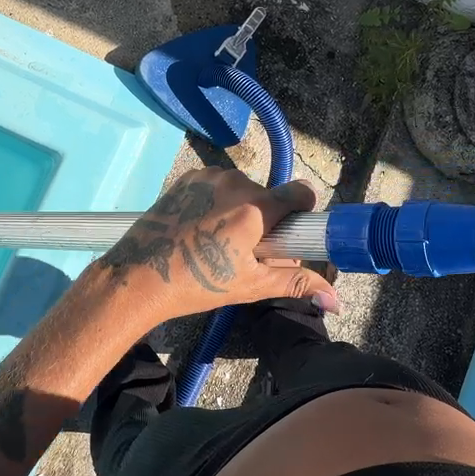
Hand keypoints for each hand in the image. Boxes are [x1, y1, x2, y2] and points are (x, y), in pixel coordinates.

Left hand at [90, 167, 334, 328]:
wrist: (138, 276)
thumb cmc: (198, 284)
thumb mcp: (251, 286)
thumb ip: (296, 283)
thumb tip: (335, 300)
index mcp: (256, 208)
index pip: (301, 191)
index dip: (302, 210)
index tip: (291, 231)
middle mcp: (235, 183)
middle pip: (268, 195)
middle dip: (266, 219)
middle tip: (247, 250)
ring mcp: (209, 176)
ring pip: (242, 189)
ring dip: (240, 208)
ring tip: (218, 241)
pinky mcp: (188, 176)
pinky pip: (217, 184)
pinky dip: (216, 201)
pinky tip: (200, 227)